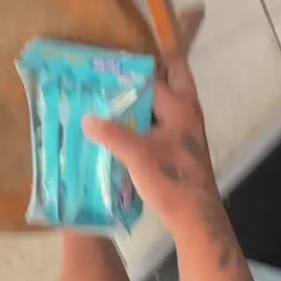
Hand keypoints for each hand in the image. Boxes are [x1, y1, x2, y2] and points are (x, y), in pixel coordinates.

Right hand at [82, 48, 226, 240]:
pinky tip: (123, 125)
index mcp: (180, 106)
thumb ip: (111, 134)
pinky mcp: (180, 145)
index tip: (108, 65)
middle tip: (119, 72)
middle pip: (173, 78)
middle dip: (150, 71)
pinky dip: (146, 116)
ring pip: (167, 100)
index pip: (154, 76)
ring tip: (114, 95)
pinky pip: (162, 119)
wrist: (194, 215)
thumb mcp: (136, 156)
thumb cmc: (170, 181)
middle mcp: (187, 111)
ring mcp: (186, 128)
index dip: (131, 69)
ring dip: (146, 95)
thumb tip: (86, 118)